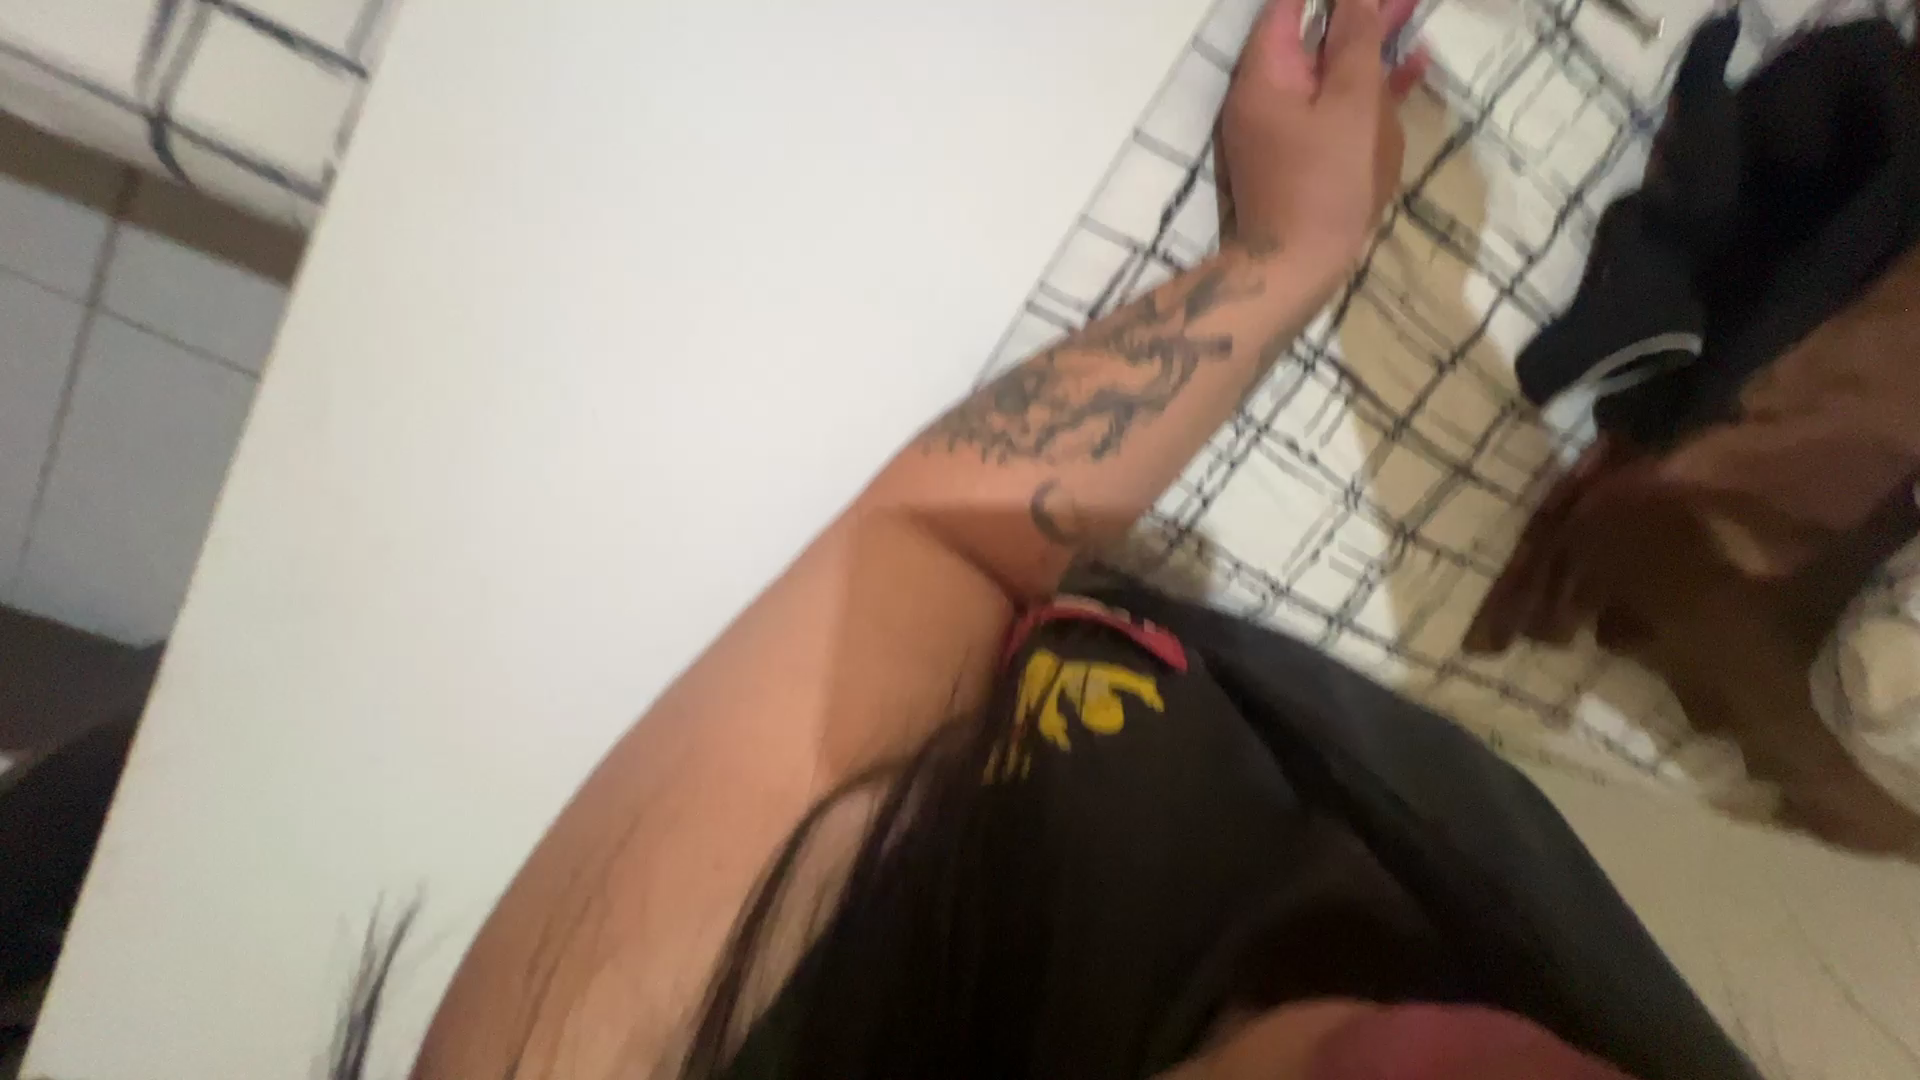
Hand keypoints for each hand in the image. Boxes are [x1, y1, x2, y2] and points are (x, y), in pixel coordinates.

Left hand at [1217, 0, 1425, 263]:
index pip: (1286, 6)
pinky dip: (1365, 88)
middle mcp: (1261, 100)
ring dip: (1369, 43)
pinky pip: (1330, 109)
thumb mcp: (1351, 101)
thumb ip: (1355, 39)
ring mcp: (1277, 132)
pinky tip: (1412, 66)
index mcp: (1263, 78)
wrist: (1295, 267)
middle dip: (1356, 11)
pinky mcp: (1296, 158)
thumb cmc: (1326, 182)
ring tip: (1414, 11)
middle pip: (1310, 36)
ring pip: (1326, 72)